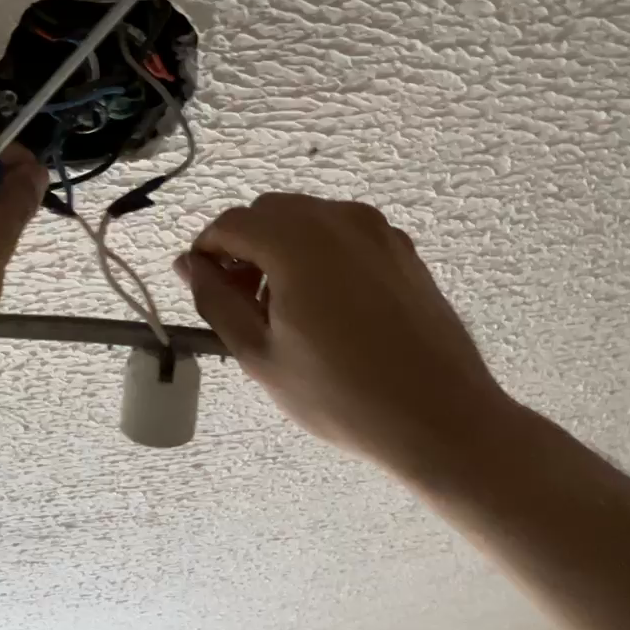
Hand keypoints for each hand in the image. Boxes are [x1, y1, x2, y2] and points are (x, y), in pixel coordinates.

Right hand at [175, 193, 504, 458]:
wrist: (441, 418)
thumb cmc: (340, 394)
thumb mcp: (260, 355)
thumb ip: (216, 300)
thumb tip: (188, 265)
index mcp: (296, 242)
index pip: (230, 223)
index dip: (207, 251)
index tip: (203, 287)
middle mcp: (336, 220)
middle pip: (268, 212)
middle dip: (244, 246)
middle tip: (242, 301)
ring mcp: (376, 230)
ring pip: (306, 218)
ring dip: (280, 246)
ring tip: (285, 306)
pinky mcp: (402, 247)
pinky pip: (342, 232)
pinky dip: (319, 251)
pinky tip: (328, 304)